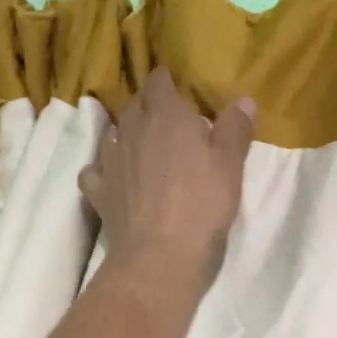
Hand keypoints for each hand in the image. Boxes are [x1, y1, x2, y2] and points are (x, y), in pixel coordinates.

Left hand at [79, 67, 256, 289]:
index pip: (158, 82)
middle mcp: (132, 130)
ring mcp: (110, 161)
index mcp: (166, 115)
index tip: (176, 90)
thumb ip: (235, 129)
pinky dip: (101, 170)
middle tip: (164, 120)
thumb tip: (243, 101)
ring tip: (139, 146)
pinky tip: (111, 178)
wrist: (161, 255)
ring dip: (124, 135)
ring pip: (112, 134)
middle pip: (134, 105)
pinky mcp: (98, 192)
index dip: (166, 82)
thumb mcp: (230, 165)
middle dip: (147, 106)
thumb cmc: (203, 204)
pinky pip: (93, 171)